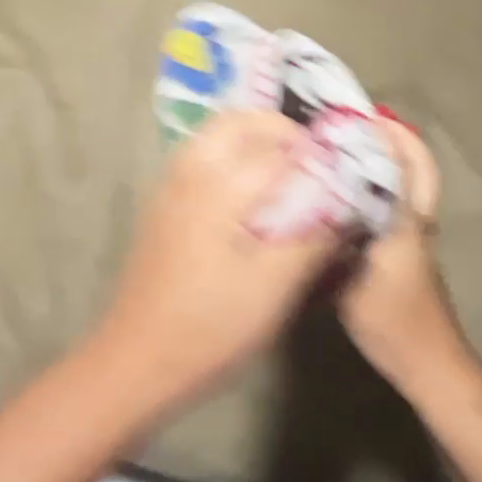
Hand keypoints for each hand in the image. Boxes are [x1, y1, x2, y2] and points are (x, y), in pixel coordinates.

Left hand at [90, 110, 343, 410]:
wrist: (135, 361)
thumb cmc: (209, 328)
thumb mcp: (273, 289)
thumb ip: (311, 239)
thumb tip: (344, 207)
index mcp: (218, 185)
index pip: (278, 147)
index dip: (317, 156)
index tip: (346, 173)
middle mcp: (189, 171)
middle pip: (238, 121)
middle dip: (281, 131)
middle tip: (315, 162)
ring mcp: (170, 186)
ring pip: (216, 136)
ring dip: (255, 140)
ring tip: (290, 176)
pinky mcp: (162, 206)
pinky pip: (202, 158)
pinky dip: (233, 158)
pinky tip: (253, 199)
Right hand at [337, 120, 470, 391]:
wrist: (429, 365)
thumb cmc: (392, 323)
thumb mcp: (352, 281)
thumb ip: (334, 240)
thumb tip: (308, 206)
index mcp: (407, 220)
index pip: (412, 163)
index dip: (393, 135)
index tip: (361, 116)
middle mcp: (416, 221)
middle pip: (416, 168)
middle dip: (391, 141)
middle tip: (351, 128)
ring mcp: (415, 238)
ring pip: (405, 186)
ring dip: (383, 163)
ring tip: (338, 154)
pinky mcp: (407, 254)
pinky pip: (393, 207)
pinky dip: (374, 191)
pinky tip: (340, 198)